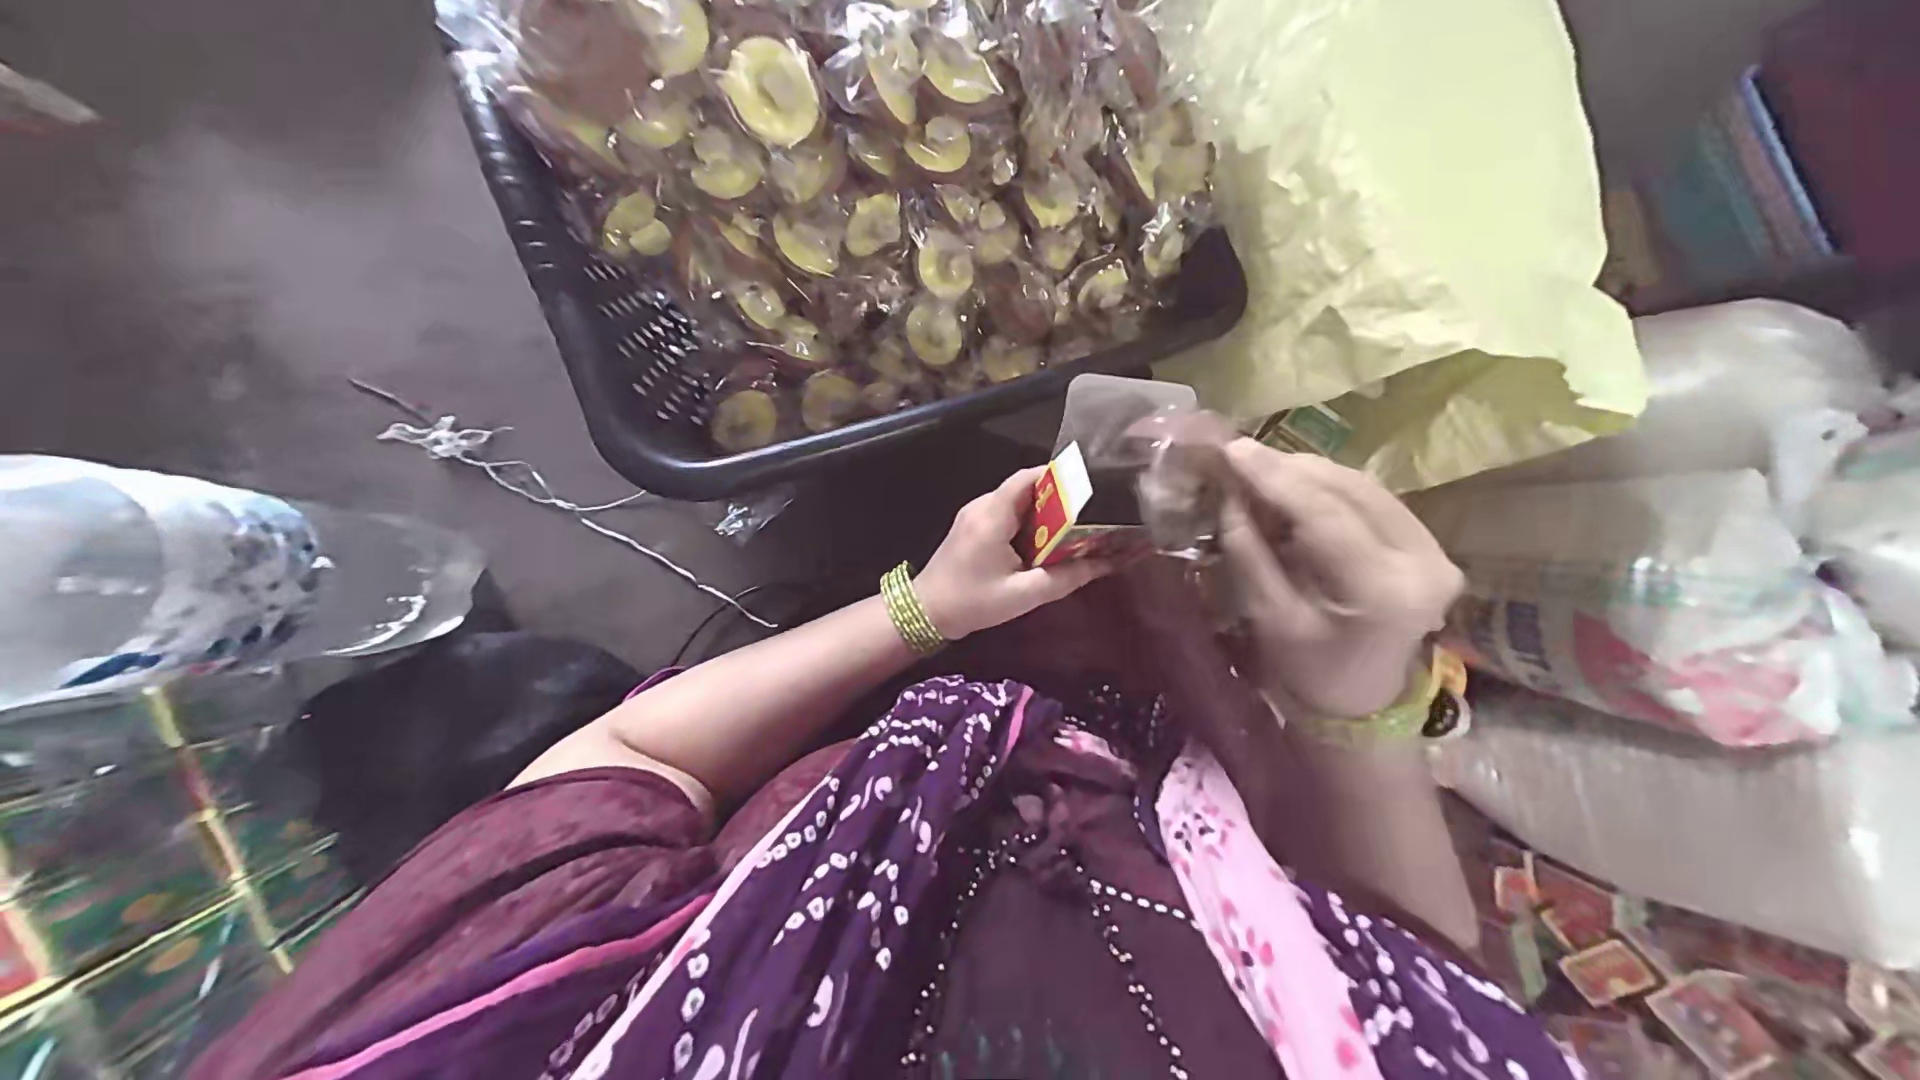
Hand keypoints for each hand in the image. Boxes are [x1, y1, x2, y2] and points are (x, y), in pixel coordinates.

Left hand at [914, 466, 1113, 639]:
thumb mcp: (1024, 594)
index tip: (1088, 488)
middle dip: (1058, 498)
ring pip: (1016, 502)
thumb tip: (1104, 564)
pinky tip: (1044, 542)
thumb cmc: (972, 602)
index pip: (1028, 478)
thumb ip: (1066, 577)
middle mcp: (981, 506)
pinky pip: (1005, 514)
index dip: (1059, 477)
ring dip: (1043, 512)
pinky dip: (1027, 522)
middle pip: (1025, 488)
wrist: (926, 613)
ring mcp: (973, 515)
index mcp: (992, 515)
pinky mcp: (971, 527)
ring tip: (1073, 528)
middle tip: (1088, 514)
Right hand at [1218, 440, 1463, 720]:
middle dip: (1289, 467)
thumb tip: (1229, 493)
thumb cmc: (1308, 669)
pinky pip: (1373, 498)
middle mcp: (1424, 563)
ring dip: (1308, 472)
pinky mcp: (1429, 546)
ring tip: (1260, 468)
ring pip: (1364, 487)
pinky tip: (1294, 485)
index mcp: (1384, 591)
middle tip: (1240, 456)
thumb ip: (1249, 550)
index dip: (1275, 477)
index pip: (1326, 514)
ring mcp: (1435, 551)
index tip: (1232, 449)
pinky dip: (1328, 486)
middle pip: (1351, 490)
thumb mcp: (1268, 615)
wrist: (1361, 701)